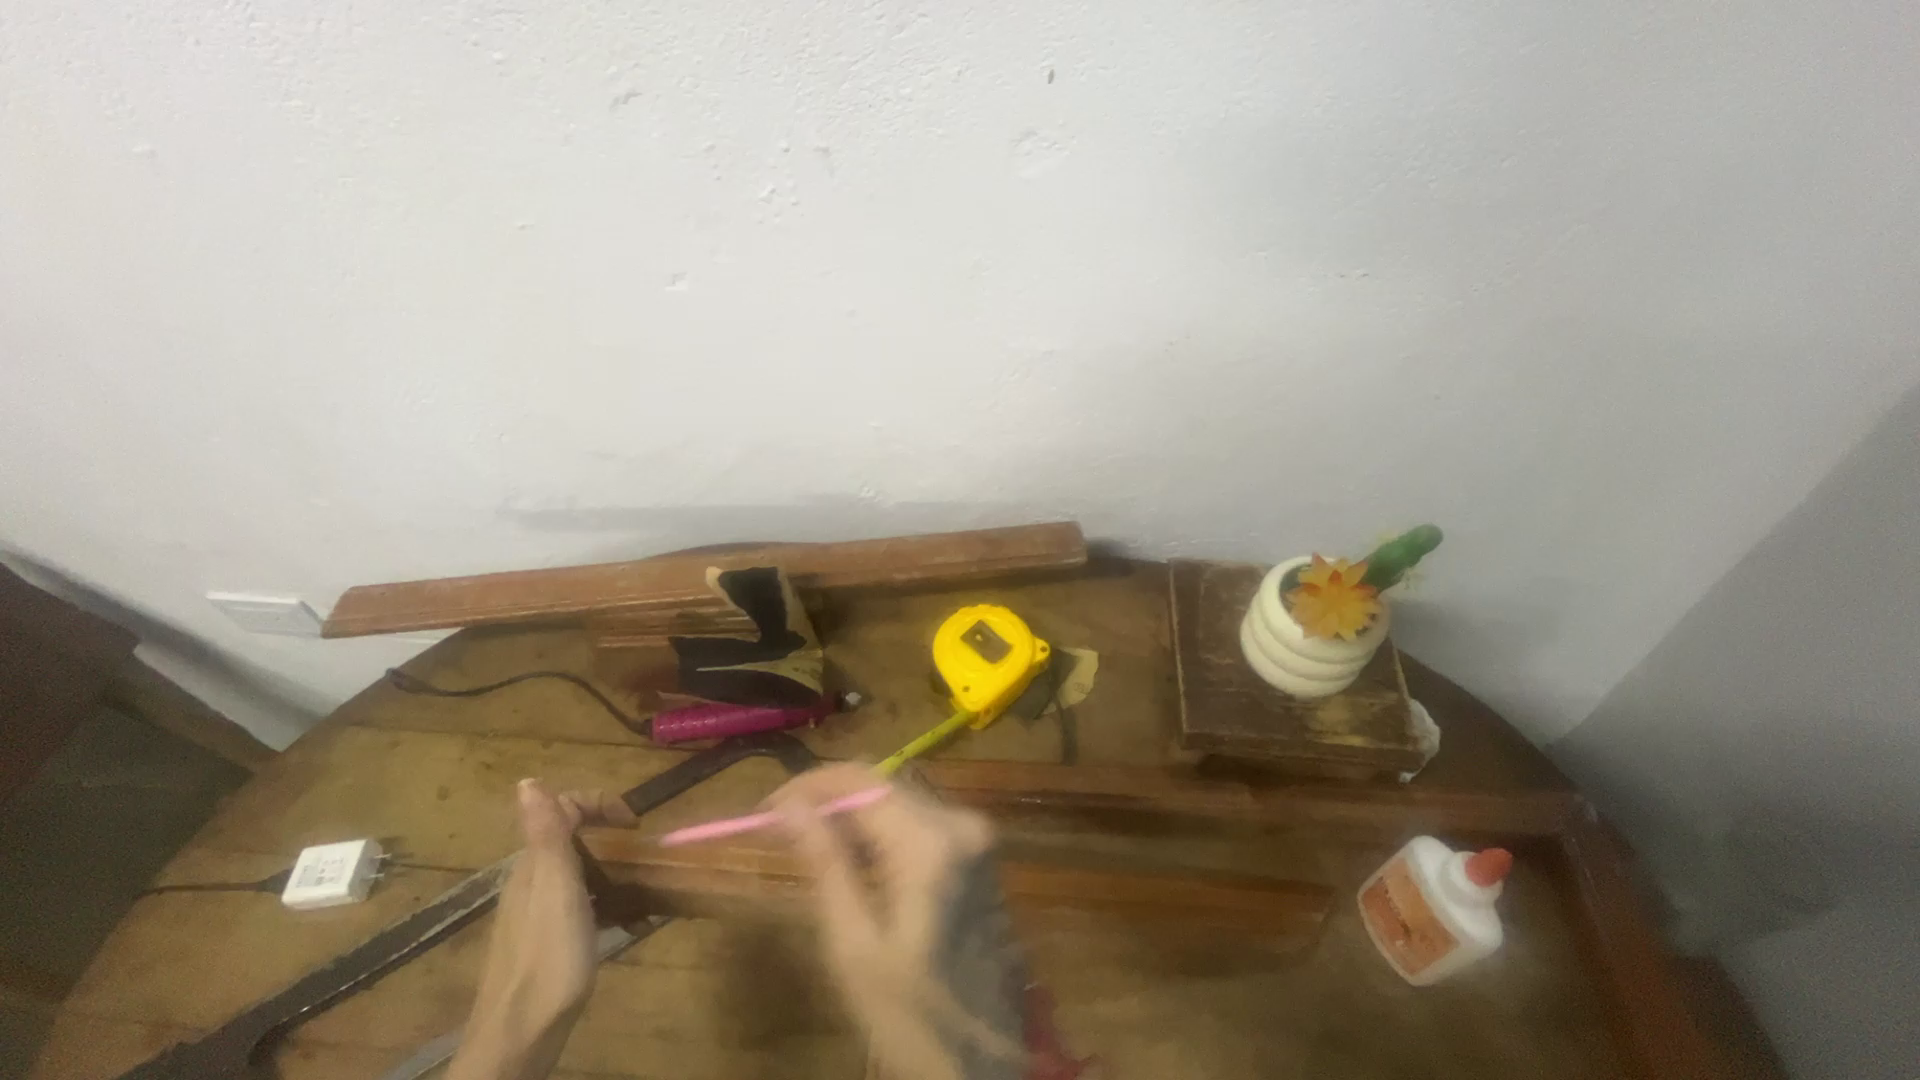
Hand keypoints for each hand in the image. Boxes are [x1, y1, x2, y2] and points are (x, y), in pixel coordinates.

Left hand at [447, 779, 635, 1079]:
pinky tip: (633, 924)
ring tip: (647, 890)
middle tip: (646, 855)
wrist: (520, 1036)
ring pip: (583, 873)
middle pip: (575, 839)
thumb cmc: (548, 957)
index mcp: (534, 865)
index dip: (601, 804)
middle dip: (613, 838)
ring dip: (616, 872)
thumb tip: (527, 779)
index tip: (635, 824)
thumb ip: (547, 835)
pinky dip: (611, 904)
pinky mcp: (550, 942)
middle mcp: (533, 882)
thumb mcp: (556, 889)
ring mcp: (540, 914)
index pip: (564, 809)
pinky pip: (586, 905)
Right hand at [770, 765, 1026, 1079]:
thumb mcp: (855, 946)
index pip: (860, 780)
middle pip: (883, 784)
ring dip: (853, 813)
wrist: (988, 1062)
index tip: (765, 811)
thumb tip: (788, 806)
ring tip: (807, 844)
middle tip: (779, 829)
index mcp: (931, 843)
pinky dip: (883, 830)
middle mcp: (961, 823)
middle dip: (828, 798)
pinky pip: (922, 821)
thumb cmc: (912, 1014)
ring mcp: (977, 836)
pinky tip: (853, 859)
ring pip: (901, 799)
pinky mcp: (980, 853)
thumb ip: (825, 864)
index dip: (808, 785)